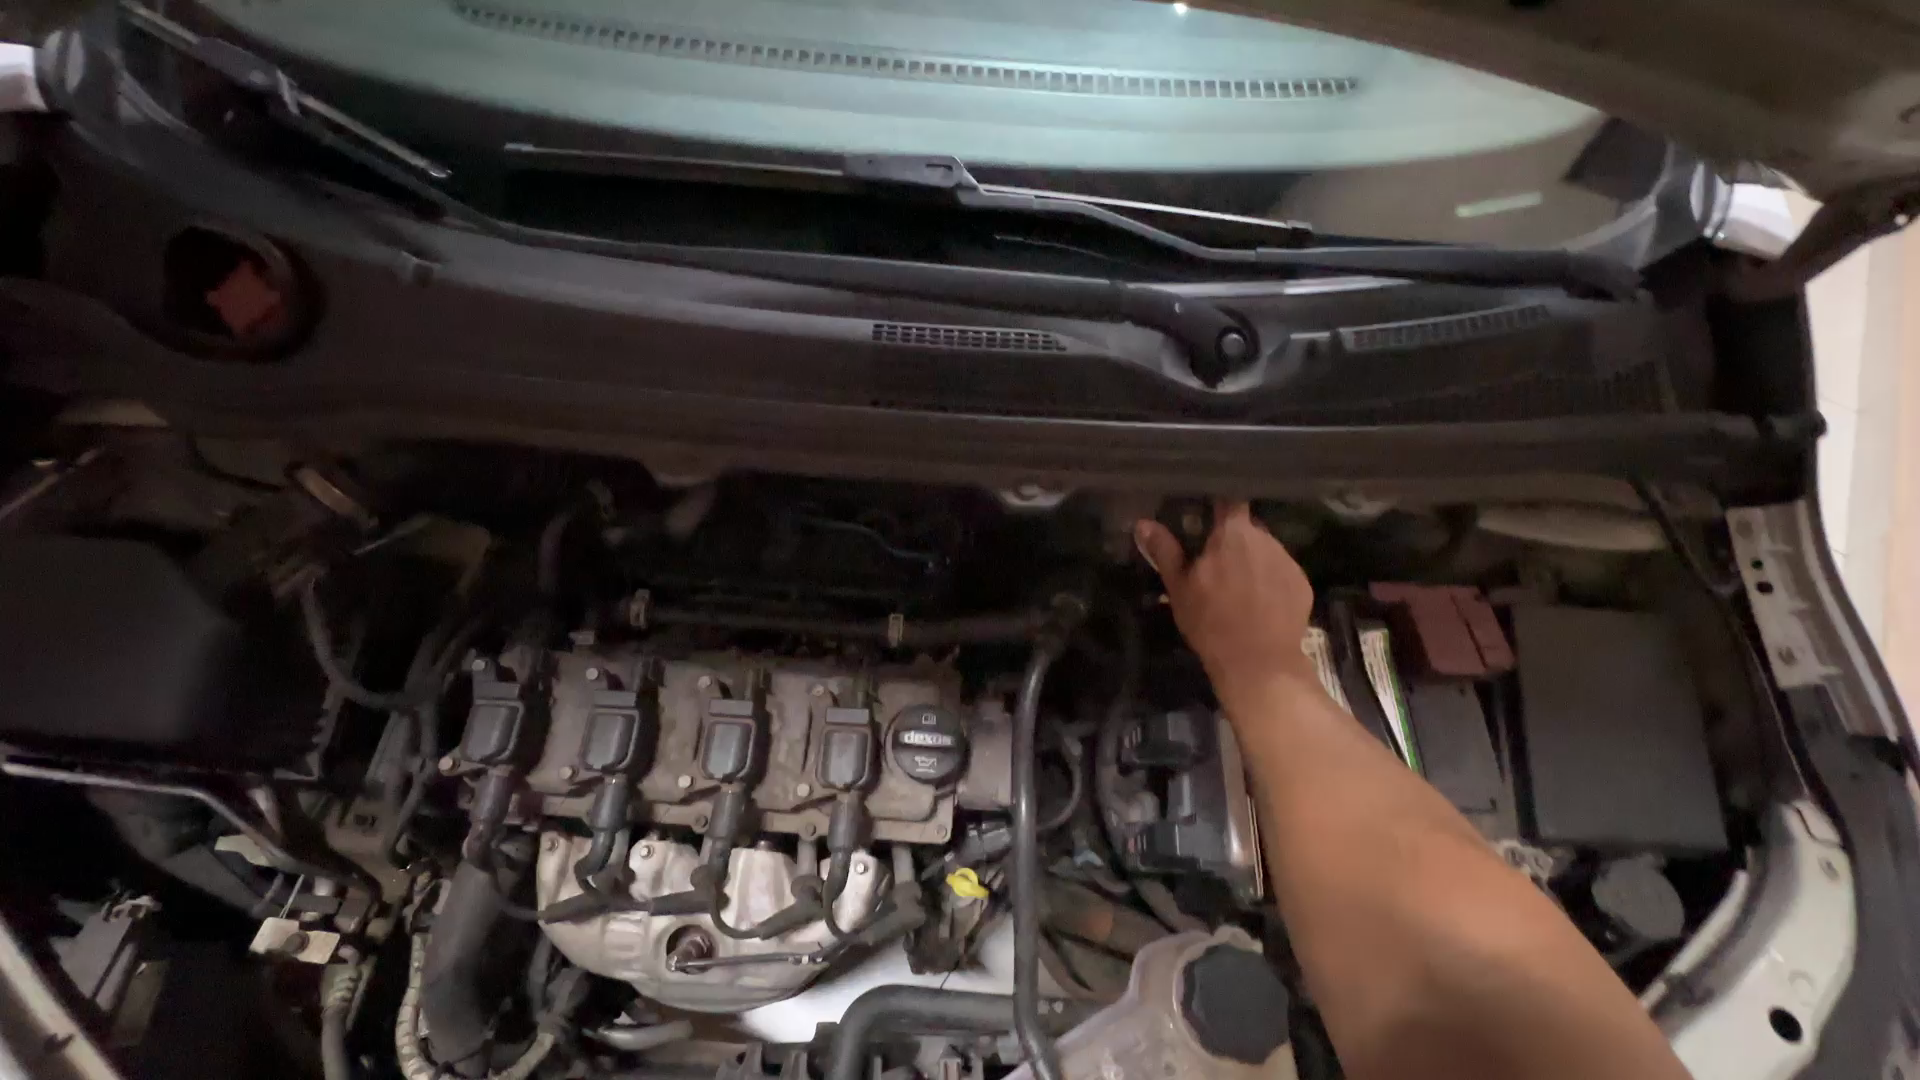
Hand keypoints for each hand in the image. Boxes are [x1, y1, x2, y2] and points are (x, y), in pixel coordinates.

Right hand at [1134, 501, 1315, 707]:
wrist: (1259, 663)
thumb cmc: (1211, 622)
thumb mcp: (1178, 588)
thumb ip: (1164, 550)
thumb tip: (1143, 523)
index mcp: (1232, 533)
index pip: (1229, 500)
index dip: (1217, 505)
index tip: (1205, 515)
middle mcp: (1265, 538)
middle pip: (1247, 527)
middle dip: (1232, 539)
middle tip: (1214, 562)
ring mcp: (1287, 561)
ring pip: (1264, 549)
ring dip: (1251, 559)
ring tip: (1237, 587)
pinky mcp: (1302, 584)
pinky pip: (1280, 571)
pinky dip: (1269, 580)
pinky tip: (1258, 602)